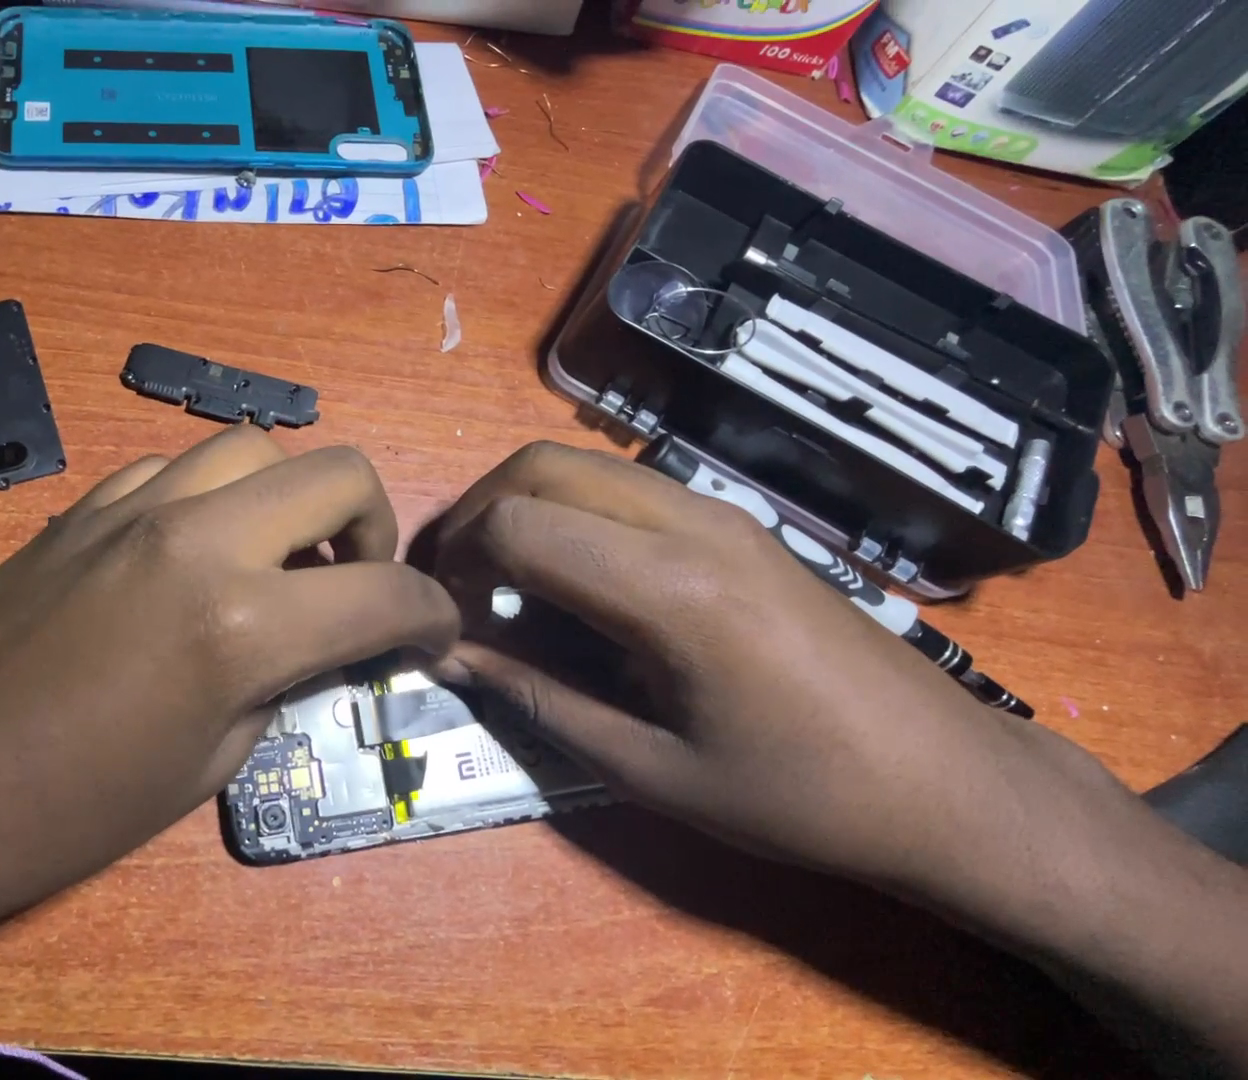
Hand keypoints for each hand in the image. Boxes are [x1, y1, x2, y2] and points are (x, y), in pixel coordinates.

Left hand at [0, 424, 460, 939]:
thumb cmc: (70, 812)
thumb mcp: (210, 762)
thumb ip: (283, 680)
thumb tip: (322, 642)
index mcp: (242, 622)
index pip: (385, 592)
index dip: (429, 613)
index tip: (432, 632)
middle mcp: (198, 538)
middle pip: (337, 471)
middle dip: (374, 525)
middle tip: (356, 583)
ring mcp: (132, 508)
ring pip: (251, 448)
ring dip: (289, 497)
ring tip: (275, 558)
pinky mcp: (80, 508)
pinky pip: (173, 469)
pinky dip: (210, 498)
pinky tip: (190, 553)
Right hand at [428, 442, 1247, 1070]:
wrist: (946, 782)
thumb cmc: (795, 795)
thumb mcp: (646, 768)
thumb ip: (535, 697)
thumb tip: (447, 653)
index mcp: (670, 589)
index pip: (518, 525)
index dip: (456, 564)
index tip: (442, 616)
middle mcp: (690, 522)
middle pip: (539, 467)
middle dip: (472, 514)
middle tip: (452, 583)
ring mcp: (716, 510)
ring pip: (578, 465)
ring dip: (517, 506)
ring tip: (495, 578)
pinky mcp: (731, 519)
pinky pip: (618, 485)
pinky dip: (564, 511)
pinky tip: (565, 576)